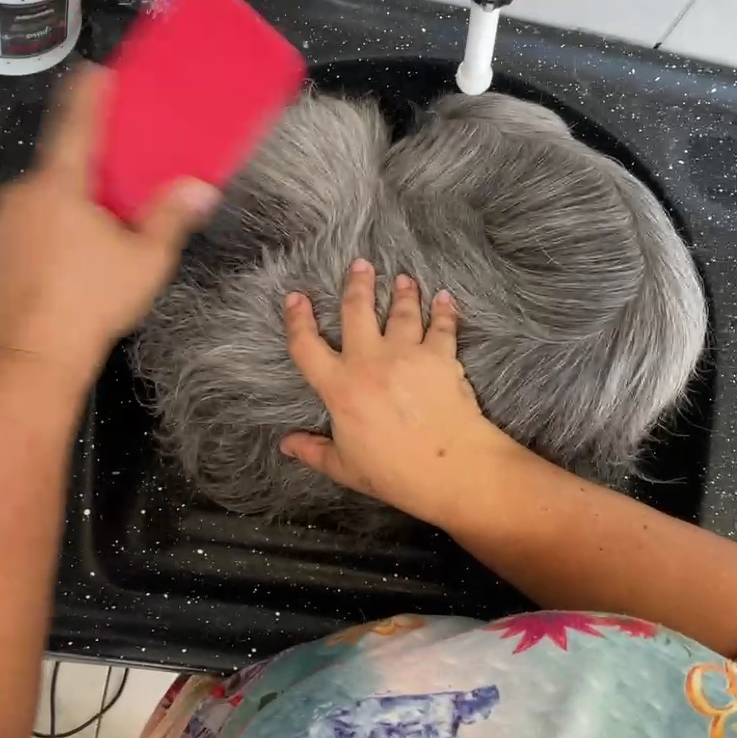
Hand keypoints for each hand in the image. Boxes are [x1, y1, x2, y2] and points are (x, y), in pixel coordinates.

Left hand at [0, 65, 218, 375]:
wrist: (34, 355)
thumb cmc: (93, 302)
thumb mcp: (146, 261)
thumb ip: (171, 218)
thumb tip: (201, 189)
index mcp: (61, 187)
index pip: (76, 125)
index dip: (89, 97)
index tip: (95, 73)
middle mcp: (21, 194)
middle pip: (59, 173)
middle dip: (84, 184)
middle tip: (112, 210)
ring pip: (38, 205)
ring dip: (61, 214)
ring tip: (86, 252)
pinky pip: (18, 230)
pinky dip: (38, 238)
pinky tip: (58, 269)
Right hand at [280, 259, 523, 525]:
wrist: (449, 468)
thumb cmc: (394, 473)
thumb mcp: (344, 467)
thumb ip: (313, 450)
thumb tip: (287, 444)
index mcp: (339, 388)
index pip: (307, 346)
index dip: (297, 320)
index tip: (295, 298)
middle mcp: (370, 361)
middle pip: (356, 311)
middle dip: (357, 284)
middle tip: (360, 265)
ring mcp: (407, 354)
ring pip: (402, 312)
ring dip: (402, 292)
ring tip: (403, 279)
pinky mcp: (441, 356)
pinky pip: (442, 326)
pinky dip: (443, 310)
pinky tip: (444, 298)